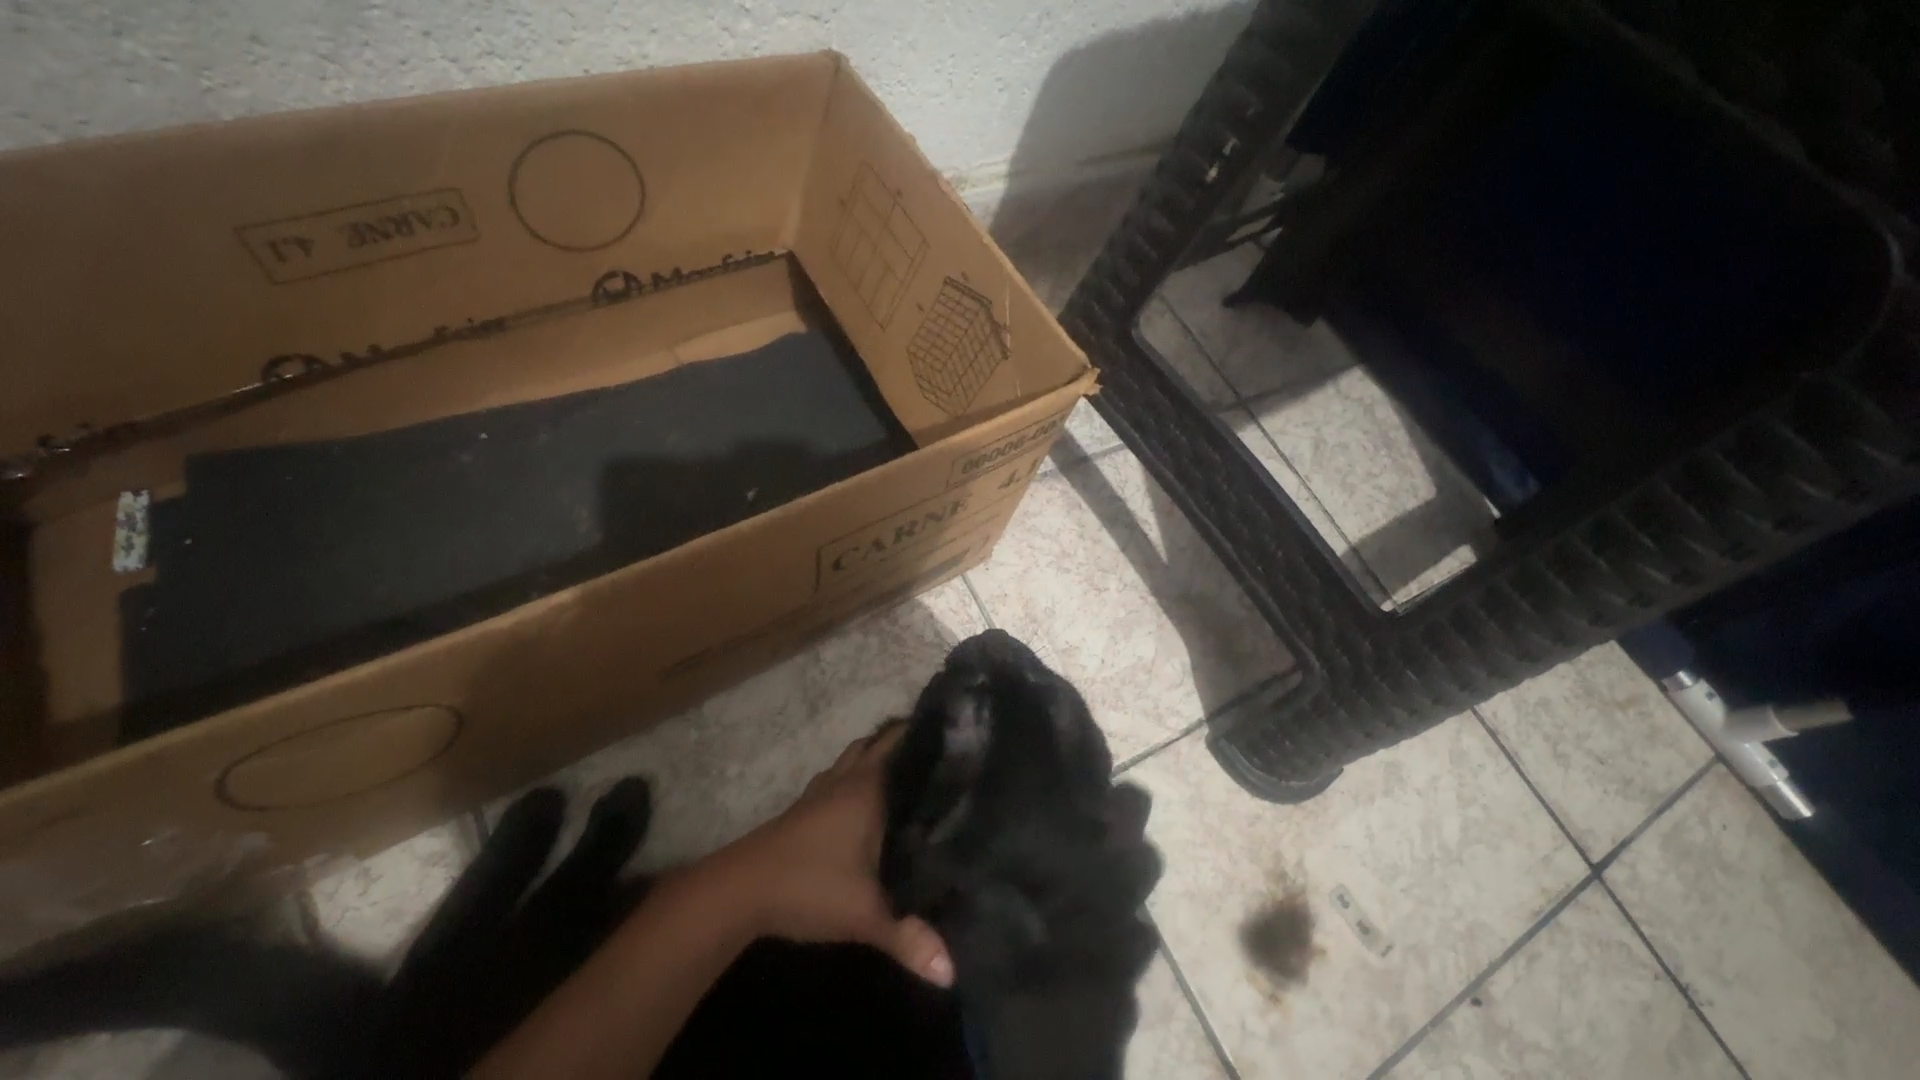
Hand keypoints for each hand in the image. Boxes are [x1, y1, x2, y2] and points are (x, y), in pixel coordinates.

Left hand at [698, 726, 953, 986]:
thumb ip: (908, 938)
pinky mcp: (800, 813)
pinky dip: (854, 783)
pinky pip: (836, 783)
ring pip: (851, 763)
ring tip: (909, 777)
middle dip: (902, 744)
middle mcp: (843, 782)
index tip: (958, 734)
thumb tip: (951, 973)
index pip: (899, 744)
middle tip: (939, 756)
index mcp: (865, 789)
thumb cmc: (808, 886)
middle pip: (874, 746)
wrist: (736, 892)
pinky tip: (866, 810)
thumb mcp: (864, 915)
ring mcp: (817, 795)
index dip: (925, 735)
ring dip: (874, 762)